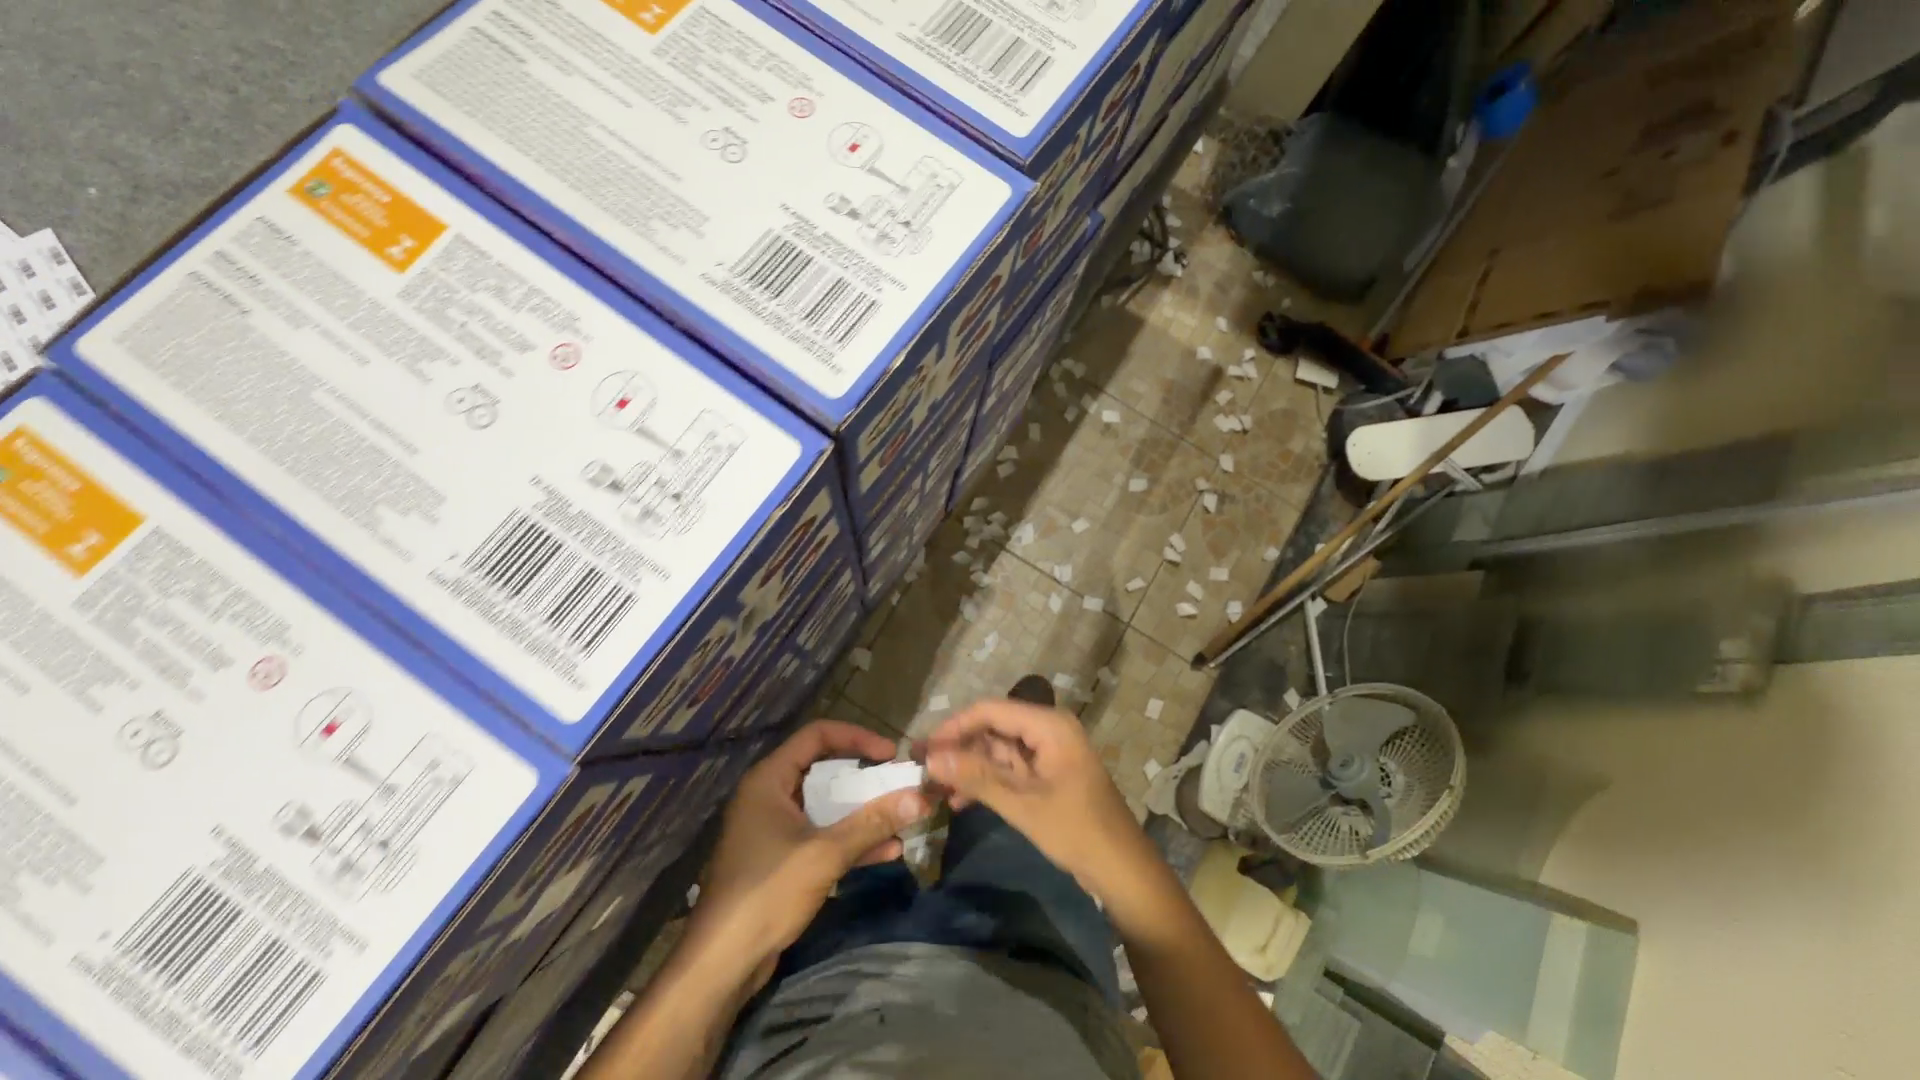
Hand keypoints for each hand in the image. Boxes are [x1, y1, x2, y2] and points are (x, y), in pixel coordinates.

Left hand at [694, 721, 931, 988]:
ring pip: (826, 809)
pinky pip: (822, 839)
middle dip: (865, 780)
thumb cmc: (767, 891)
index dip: (856, 738)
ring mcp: (773, 831)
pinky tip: (888, 853)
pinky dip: (851, 842)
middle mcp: (769, 798)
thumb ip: (873, 823)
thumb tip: (921, 796)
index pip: (816, 736)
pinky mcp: (781, 862)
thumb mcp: (825, 853)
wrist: (723, 960)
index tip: (890, 754)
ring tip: (902, 820)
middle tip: (899, 785)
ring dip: (863, 814)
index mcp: (768, 781)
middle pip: (823, 772)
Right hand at [922, 700, 1152, 902]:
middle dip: (958, 749)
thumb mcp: (1022, 804)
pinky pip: (1009, 769)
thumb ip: (977, 777)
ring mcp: (1048, 754)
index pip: (990, 710)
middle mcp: (1048, 730)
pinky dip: (985, 782)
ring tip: (934, 789)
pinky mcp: (1046, 776)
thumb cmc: (1076, 830)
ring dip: (968, 768)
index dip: (953, 727)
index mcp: (1049, 725)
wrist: (1120, 868)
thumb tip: (931, 758)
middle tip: (923, 771)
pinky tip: (959, 802)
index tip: (921, 750)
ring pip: (997, 751)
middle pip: (992, 728)